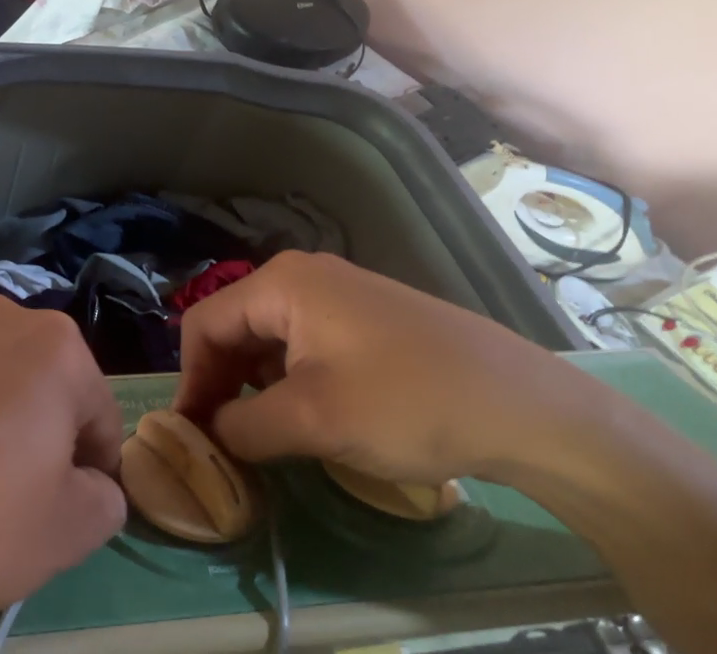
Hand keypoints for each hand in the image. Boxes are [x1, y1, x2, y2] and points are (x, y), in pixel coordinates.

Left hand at [0, 294, 126, 616]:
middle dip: (46, 441)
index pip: (100, 417)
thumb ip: (107, 497)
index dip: (89, 472)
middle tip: (18, 499)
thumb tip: (89, 480)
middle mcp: (5, 317)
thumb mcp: (70, 530)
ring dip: (5, 425)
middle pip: (51, 391)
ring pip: (5, 385)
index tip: (59, 510)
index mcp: (57, 345)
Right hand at [174, 251, 615, 485]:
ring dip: (254, 385)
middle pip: (235, 328)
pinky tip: (306, 417)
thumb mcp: (311, 421)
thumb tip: (211, 434)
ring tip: (261, 434)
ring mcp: (342, 295)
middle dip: (221, 382)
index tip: (191, 433)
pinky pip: (306, 344)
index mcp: (282, 284)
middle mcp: (304, 277)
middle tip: (222, 439)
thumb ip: (242, 426)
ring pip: (270, 339)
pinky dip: (290, 380)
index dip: (189, 379)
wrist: (527, 409)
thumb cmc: (407, 403)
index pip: (204, 325)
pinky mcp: (371, 319)